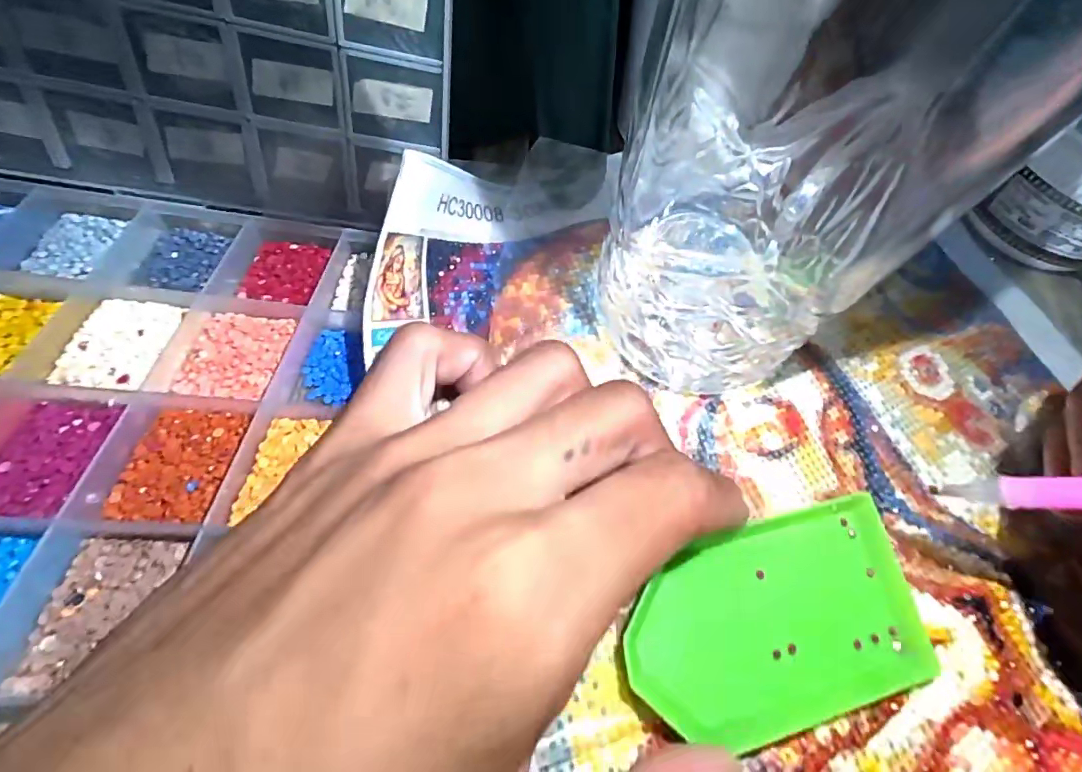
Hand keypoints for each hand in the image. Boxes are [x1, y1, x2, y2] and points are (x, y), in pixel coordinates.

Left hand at [0, 325, 746, 771]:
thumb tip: (740, 766)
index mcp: (537, 590)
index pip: (672, 492)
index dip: (716, 500)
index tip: (722, 518)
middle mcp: (484, 491)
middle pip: (620, 412)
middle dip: (658, 452)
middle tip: (647, 504)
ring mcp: (406, 452)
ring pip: (547, 368)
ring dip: (581, 408)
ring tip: (573, 460)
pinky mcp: (340, 445)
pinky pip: (428, 350)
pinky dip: (473, 365)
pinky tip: (474, 412)